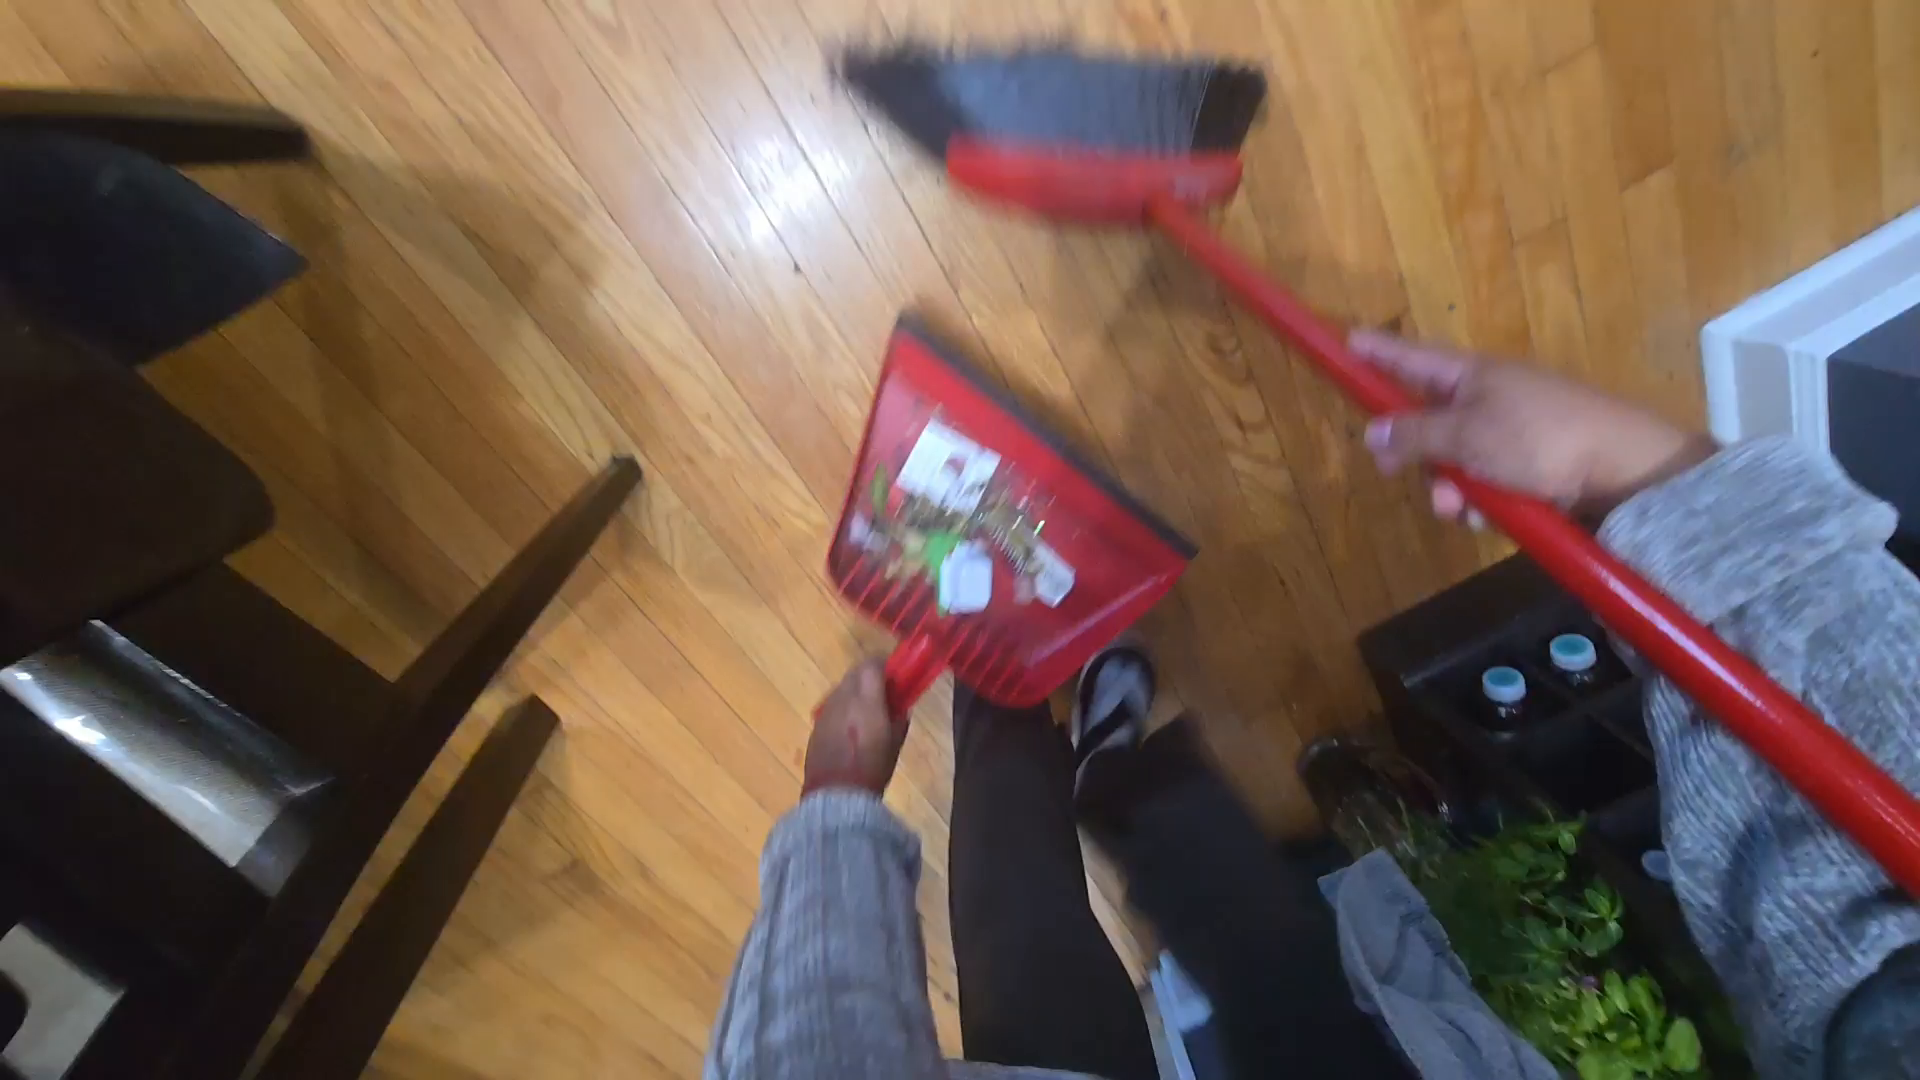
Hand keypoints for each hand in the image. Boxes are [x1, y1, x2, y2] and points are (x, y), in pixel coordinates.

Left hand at [802, 659, 906, 796]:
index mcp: (866, 699)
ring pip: (842, 688)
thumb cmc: (872, 768)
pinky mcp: (816, 724)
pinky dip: (842, 708)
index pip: (872, 664)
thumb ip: (899, 718)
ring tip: (865, 711)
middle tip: (882, 690)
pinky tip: (849, 727)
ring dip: (855, 691)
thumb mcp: (895, 743)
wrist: (837, 795)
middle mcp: (843, 698)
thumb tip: (901, 707)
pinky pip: (832, 706)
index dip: (884, 664)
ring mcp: (826, 710)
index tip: (893, 673)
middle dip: (869, 676)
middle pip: (855, 672)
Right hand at [1347, 329, 1716, 517]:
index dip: (1380, 352)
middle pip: (1425, 420)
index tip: (1348, 340)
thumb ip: (1414, 435)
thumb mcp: (1466, 436)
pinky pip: (1479, 482)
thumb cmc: (1540, 439)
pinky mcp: (1527, 467)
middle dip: (1411, 452)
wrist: (1629, 473)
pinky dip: (1476, 499)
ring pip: (1449, 460)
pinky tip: (1485, 514)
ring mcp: (1508, 434)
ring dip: (1446, 486)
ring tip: (1460, 507)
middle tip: (1392, 470)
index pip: (1413, 359)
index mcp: (1473, 377)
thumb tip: (1371, 431)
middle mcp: (1487, 400)